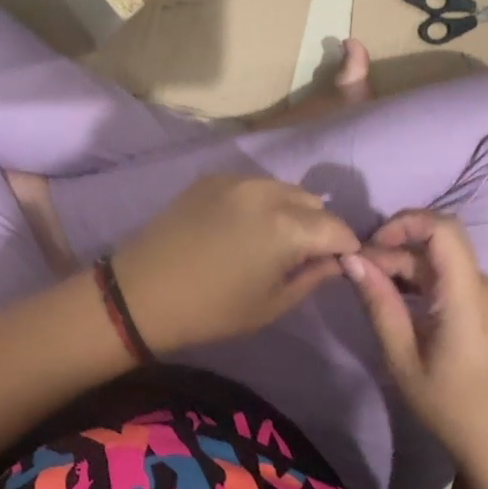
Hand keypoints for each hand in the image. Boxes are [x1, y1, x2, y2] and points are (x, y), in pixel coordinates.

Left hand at [113, 175, 359, 353]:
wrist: (142, 292)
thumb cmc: (211, 309)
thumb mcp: (271, 304)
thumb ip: (312, 277)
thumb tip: (338, 262)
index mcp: (287, 226)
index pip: (337, 228)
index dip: (345, 248)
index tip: (341, 264)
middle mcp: (265, 192)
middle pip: (312, 201)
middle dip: (319, 225)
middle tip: (307, 255)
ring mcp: (235, 180)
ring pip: (282, 188)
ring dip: (290, 209)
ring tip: (275, 239)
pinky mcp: (210, 179)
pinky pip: (252, 184)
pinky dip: (260, 201)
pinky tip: (244, 227)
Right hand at [339, 211, 487, 471]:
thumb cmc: (451, 407)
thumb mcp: (402, 358)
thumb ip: (379, 303)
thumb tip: (351, 259)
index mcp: (471, 299)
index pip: (444, 229)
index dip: (405, 222)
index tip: (371, 244)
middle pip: (439, 248)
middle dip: (396, 252)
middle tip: (359, 274)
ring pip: (446, 263)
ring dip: (409, 268)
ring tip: (376, 291)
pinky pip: (458, 280)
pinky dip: (427, 282)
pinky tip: (404, 305)